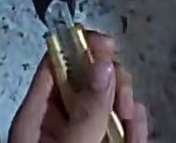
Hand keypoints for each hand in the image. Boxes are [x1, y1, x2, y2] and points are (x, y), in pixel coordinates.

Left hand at [8, 34, 150, 142]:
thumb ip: (86, 110)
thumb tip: (104, 63)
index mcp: (36, 114)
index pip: (54, 64)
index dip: (79, 46)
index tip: (108, 43)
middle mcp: (59, 122)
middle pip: (86, 82)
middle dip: (109, 78)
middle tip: (124, 90)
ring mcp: (81, 138)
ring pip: (106, 106)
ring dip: (124, 102)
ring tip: (133, 114)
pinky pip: (118, 132)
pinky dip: (131, 126)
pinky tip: (139, 125)